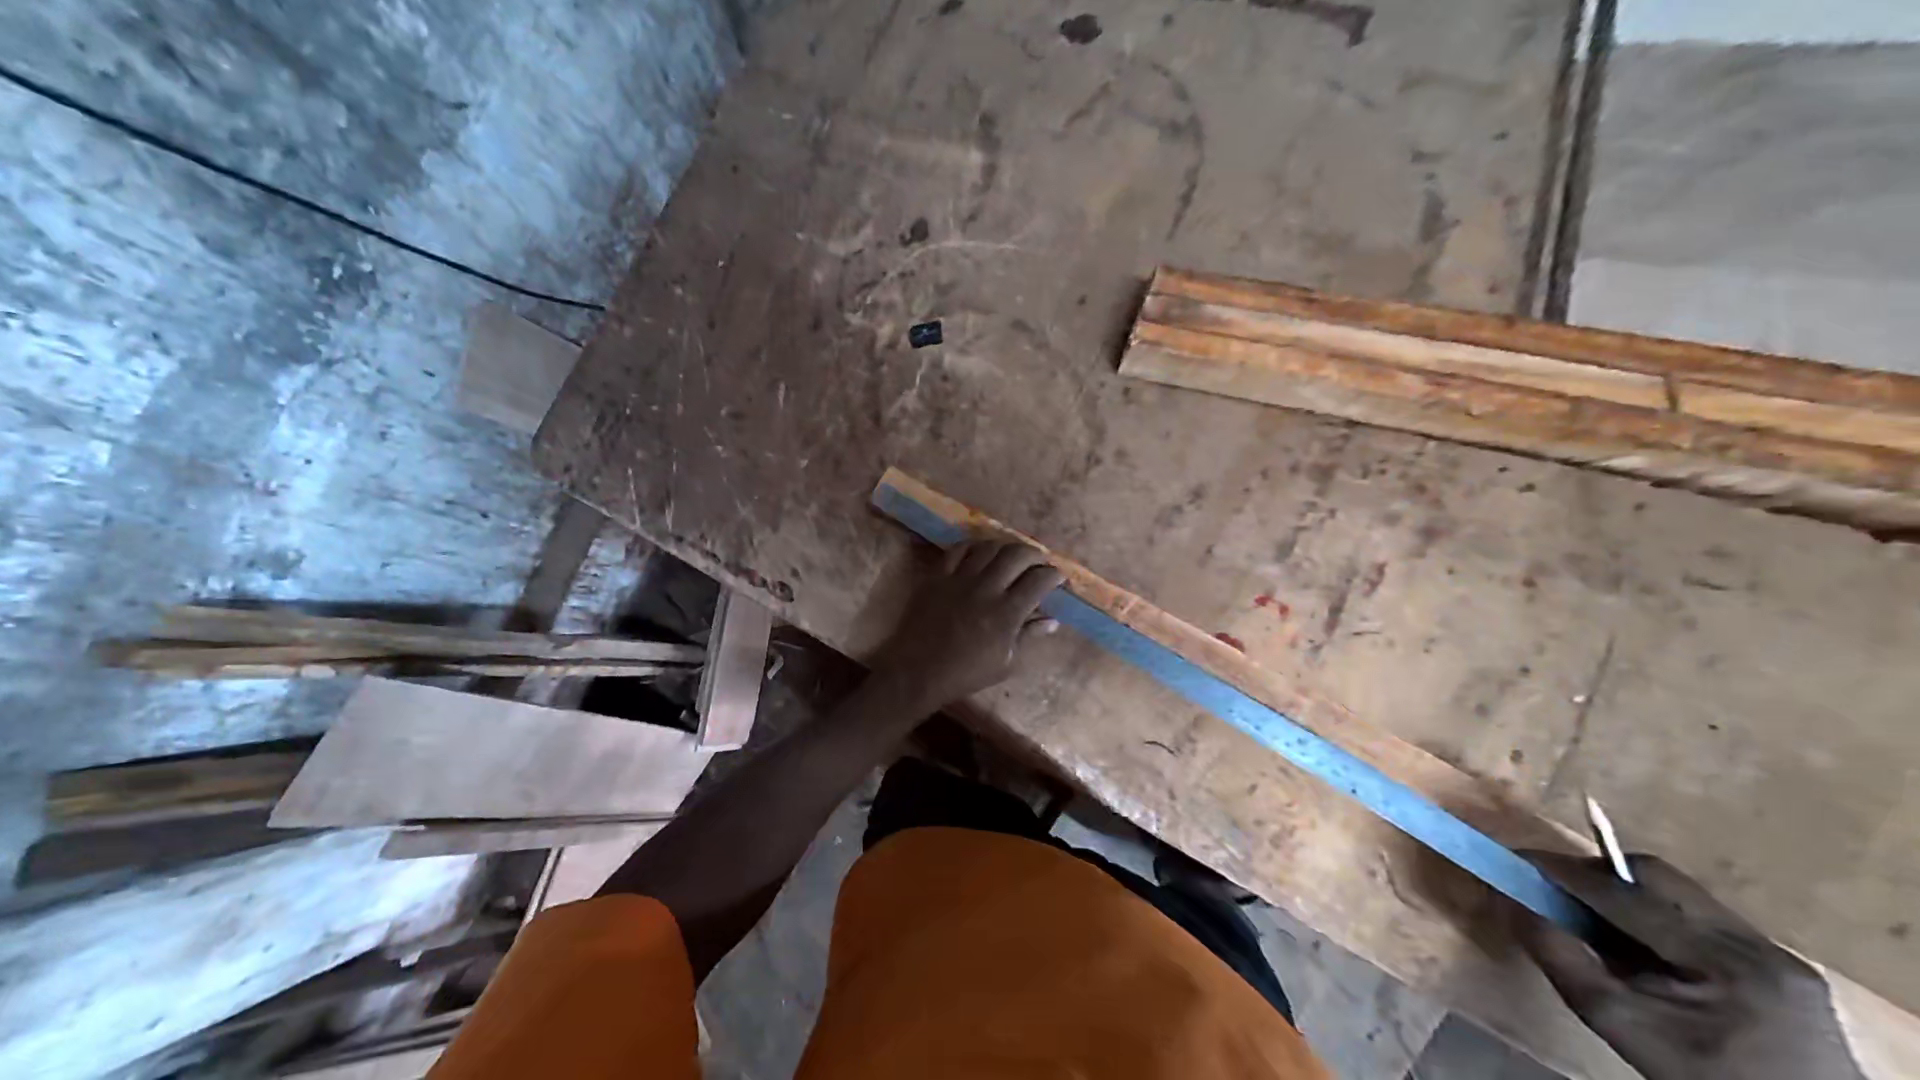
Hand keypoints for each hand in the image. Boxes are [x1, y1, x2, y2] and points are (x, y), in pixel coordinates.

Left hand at [870, 540, 1064, 710]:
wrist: (918, 671)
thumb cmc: (966, 673)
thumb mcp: (1006, 663)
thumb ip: (1030, 637)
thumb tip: (1052, 620)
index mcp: (1006, 613)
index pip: (1039, 581)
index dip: (1054, 575)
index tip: (1058, 577)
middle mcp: (986, 588)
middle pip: (1017, 555)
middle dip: (1035, 554)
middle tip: (1039, 561)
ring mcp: (959, 579)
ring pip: (989, 547)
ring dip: (1007, 546)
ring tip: (1013, 554)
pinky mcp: (937, 575)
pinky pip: (958, 549)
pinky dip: (974, 546)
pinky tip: (981, 551)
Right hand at [1519, 852, 1864, 1079]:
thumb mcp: (1617, 1022)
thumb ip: (1558, 954)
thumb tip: (1508, 898)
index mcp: (1724, 959)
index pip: (1623, 892)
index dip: (1562, 870)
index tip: (1514, 859)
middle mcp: (1758, 943)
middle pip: (1657, 877)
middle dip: (1596, 874)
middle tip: (1554, 890)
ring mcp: (1777, 953)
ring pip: (1678, 893)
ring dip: (1625, 894)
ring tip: (1593, 920)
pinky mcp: (1782, 966)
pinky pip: (1700, 918)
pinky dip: (1655, 916)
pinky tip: (1638, 945)